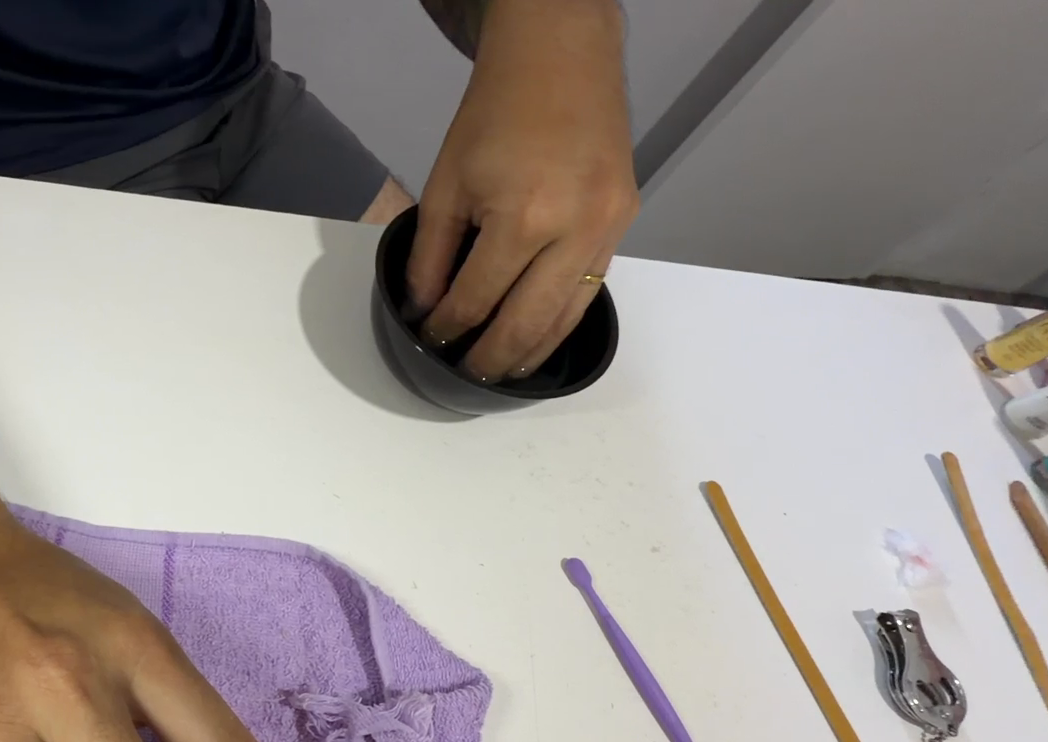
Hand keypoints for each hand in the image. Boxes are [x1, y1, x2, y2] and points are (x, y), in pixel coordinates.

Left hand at [407, 0, 637, 381]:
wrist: (561, 58)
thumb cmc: (493, 118)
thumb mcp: (444, 188)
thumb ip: (430, 258)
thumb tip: (423, 310)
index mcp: (524, 219)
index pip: (475, 300)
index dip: (445, 328)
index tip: (428, 340)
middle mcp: (576, 231)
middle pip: (526, 323)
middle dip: (489, 358)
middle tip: (465, 376)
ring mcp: (609, 228)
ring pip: (566, 317)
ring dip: (530, 353)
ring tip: (500, 374)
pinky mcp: (624, 223)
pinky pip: (589, 291)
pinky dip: (559, 323)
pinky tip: (535, 340)